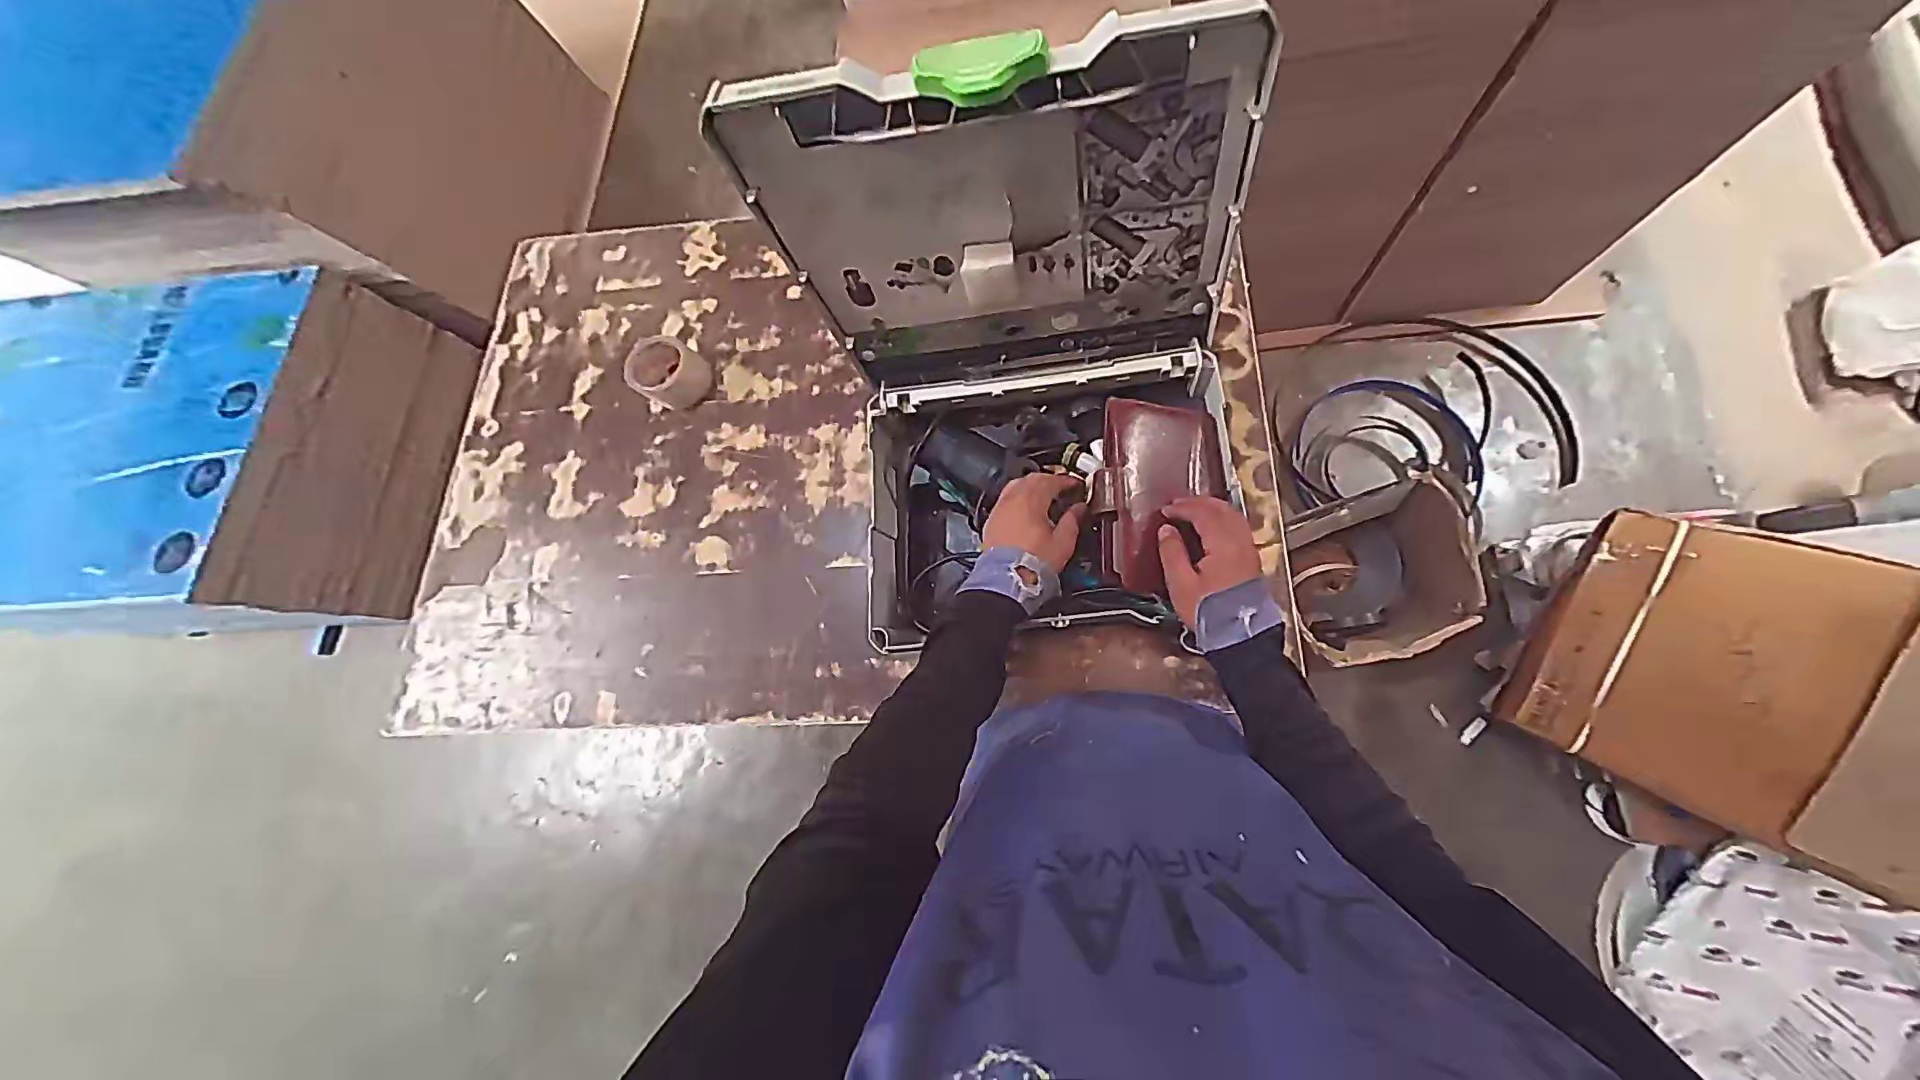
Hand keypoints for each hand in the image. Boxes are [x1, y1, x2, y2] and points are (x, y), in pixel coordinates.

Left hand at [982, 472, 1086, 572]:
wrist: (1008, 581)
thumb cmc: (1032, 564)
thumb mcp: (1063, 542)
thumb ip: (1072, 520)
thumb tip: (1078, 510)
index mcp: (1031, 501)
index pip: (1051, 481)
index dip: (1067, 481)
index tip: (1075, 485)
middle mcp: (1012, 500)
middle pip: (1032, 478)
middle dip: (1049, 480)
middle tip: (1061, 488)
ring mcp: (999, 510)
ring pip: (1016, 486)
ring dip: (1031, 486)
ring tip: (1043, 496)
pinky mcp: (992, 521)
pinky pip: (1005, 500)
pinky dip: (1017, 498)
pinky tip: (1025, 509)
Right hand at [1157, 496, 1263, 629]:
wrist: (1240, 636)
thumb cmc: (1208, 612)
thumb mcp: (1181, 584)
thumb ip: (1172, 553)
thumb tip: (1166, 530)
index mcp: (1222, 545)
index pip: (1203, 514)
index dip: (1183, 508)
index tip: (1166, 510)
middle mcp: (1240, 543)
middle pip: (1222, 510)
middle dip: (1199, 503)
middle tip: (1178, 504)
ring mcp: (1249, 551)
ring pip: (1233, 517)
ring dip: (1212, 509)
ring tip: (1194, 510)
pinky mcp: (1251, 561)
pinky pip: (1238, 528)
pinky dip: (1222, 519)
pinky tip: (1211, 527)